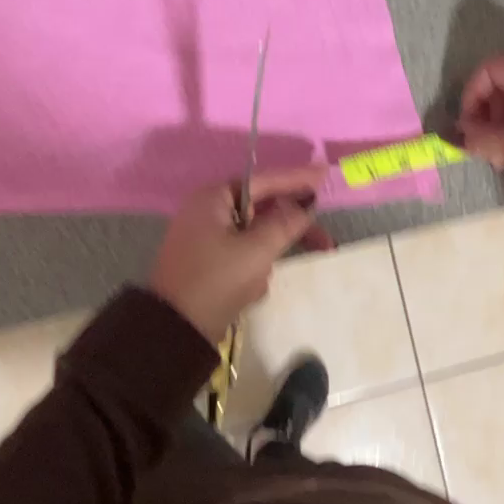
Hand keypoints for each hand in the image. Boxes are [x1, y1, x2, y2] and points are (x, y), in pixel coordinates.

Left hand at [148, 167, 333, 340]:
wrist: (178, 327)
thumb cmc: (216, 281)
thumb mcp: (256, 251)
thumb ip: (284, 224)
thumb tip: (304, 206)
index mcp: (214, 199)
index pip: (263, 181)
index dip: (297, 179)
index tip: (325, 175)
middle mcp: (209, 212)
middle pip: (262, 210)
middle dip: (289, 230)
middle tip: (324, 241)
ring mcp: (208, 238)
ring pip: (255, 238)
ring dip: (268, 257)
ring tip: (265, 282)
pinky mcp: (211, 263)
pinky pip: (244, 257)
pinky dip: (254, 271)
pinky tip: (251, 291)